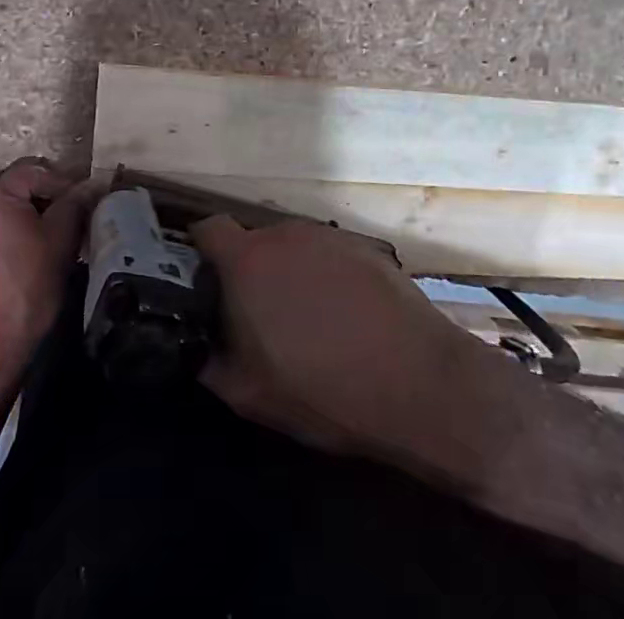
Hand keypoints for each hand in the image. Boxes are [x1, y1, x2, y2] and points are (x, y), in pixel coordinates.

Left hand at [0, 158, 98, 374]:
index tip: (86, 203)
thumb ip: (74, 206)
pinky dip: (8, 232)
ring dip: (26, 215)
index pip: (32, 171)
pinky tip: (27, 252)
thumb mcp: (59, 243)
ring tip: (52, 236)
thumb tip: (90, 185)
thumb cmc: (28, 289)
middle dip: (44, 198)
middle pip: (12, 187)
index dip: (63, 183)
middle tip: (72, 218)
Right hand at [192, 214, 512, 469]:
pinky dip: (328, 278)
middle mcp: (284, 237)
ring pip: (292, 248)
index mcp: (246, 261)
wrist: (431, 391)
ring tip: (308, 317)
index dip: (201, 250)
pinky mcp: (371, 251)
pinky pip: (330, 257)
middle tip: (258, 312)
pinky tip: (347, 318)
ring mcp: (331, 241)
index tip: (207, 280)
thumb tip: (192, 347)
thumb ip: (206, 362)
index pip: (206, 228)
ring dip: (288, 272)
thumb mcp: (248, 394)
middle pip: (251, 239)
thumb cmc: (327, 390)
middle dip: (248, 268)